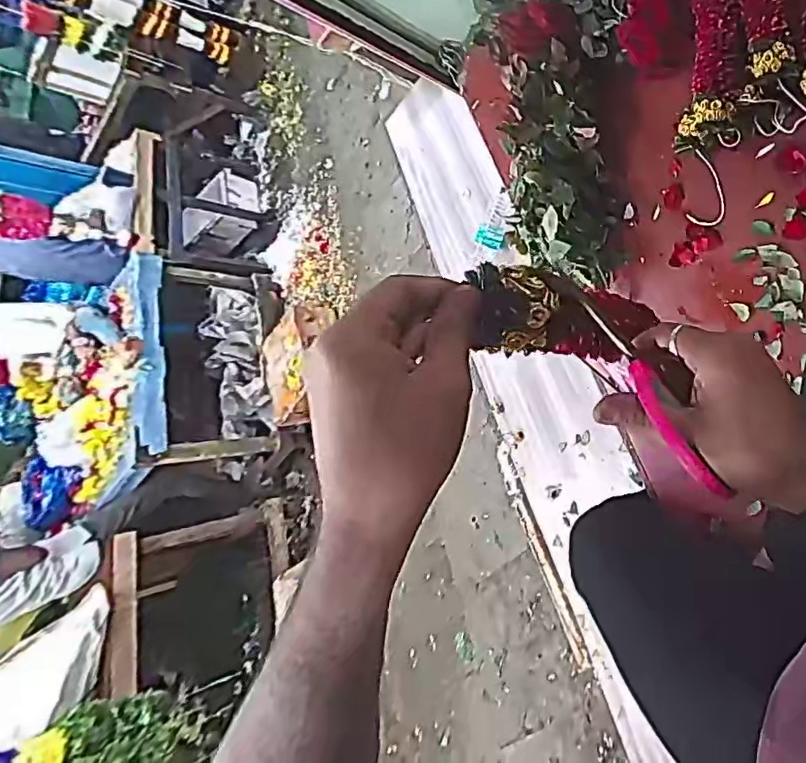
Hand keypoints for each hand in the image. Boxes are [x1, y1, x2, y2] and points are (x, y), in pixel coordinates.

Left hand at [304, 276, 479, 561]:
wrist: (370, 517)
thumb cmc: (407, 451)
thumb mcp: (444, 381)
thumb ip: (454, 328)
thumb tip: (465, 295)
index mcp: (350, 339)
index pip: (399, 289)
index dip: (442, 288)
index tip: (476, 300)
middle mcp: (330, 349)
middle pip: (389, 310)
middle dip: (435, 313)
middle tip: (476, 325)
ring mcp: (329, 373)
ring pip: (386, 335)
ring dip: (424, 336)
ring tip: (462, 351)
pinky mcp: (337, 394)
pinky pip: (376, 359)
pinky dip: (408, 358)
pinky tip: (437, 373)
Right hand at [594, 324, 805, 511]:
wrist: (805, 470)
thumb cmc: (744, 450)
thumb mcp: (687, 433)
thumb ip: (642, 414)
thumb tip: (600, 407)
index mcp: (715, 350)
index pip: (666, 333)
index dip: (641, 349)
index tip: (625, 373)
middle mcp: (735, 343)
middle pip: (684, 344)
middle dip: (661, 370)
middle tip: (648, 403)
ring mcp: (752, 355)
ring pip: (703, 357)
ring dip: (683, 379)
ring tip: (674, 414)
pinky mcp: (762, 371)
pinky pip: (723, 366)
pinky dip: (705, 382)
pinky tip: (700, 414)